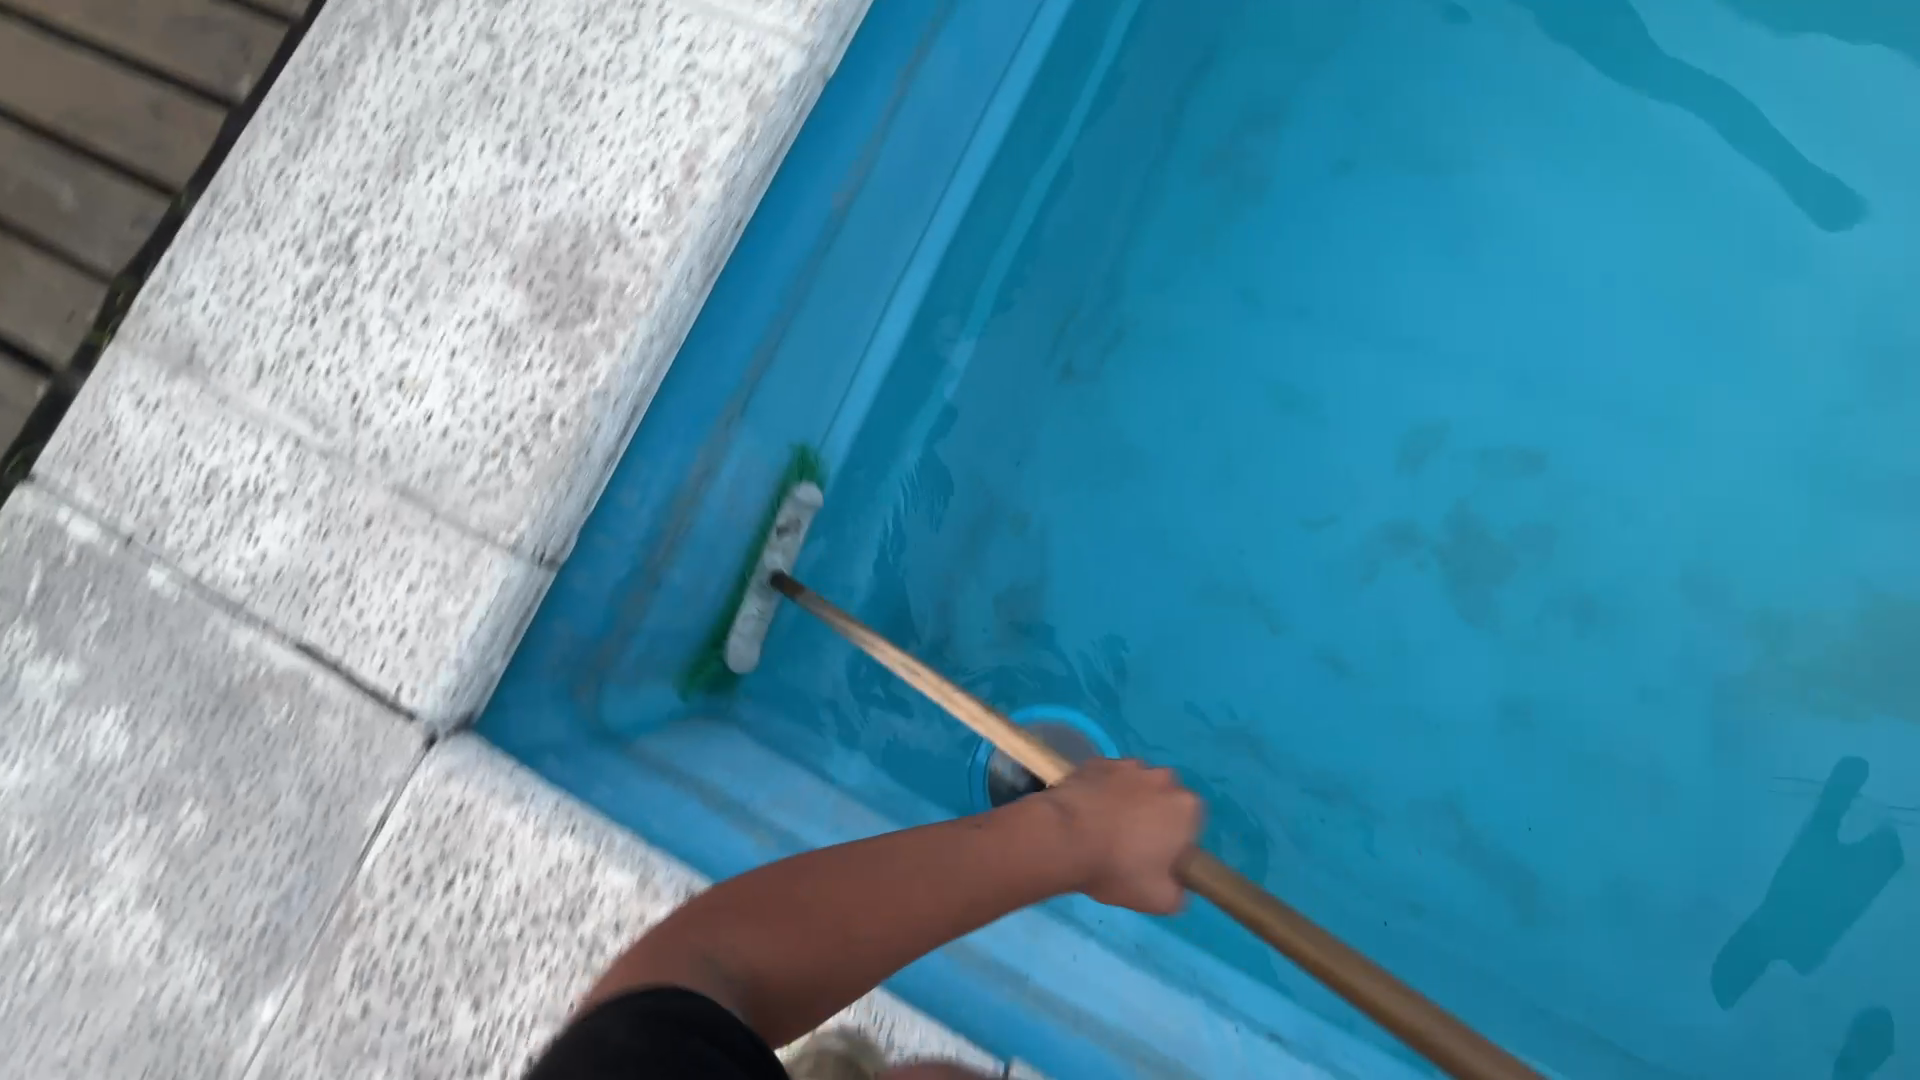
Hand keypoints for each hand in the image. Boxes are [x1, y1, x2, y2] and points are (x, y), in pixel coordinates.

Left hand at [1037, 758, 1203, 914]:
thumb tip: (1175, 882)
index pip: (1191, 822)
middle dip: (1153, 815)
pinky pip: (1107, 778)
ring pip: (1135, 785)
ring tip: (1103, 828)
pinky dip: (1101, 790)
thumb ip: (1179, 891)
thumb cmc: (1117, 868)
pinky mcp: (1095, 761)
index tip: (1157, 857)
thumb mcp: (1161, 900)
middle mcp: (1161, 777)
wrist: (1061, 838)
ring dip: (1126, 800)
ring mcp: (1126, 764)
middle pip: (1164, 798)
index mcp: (1186, 806)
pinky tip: (1086, 812)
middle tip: (1131, 844)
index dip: (1176, 840)